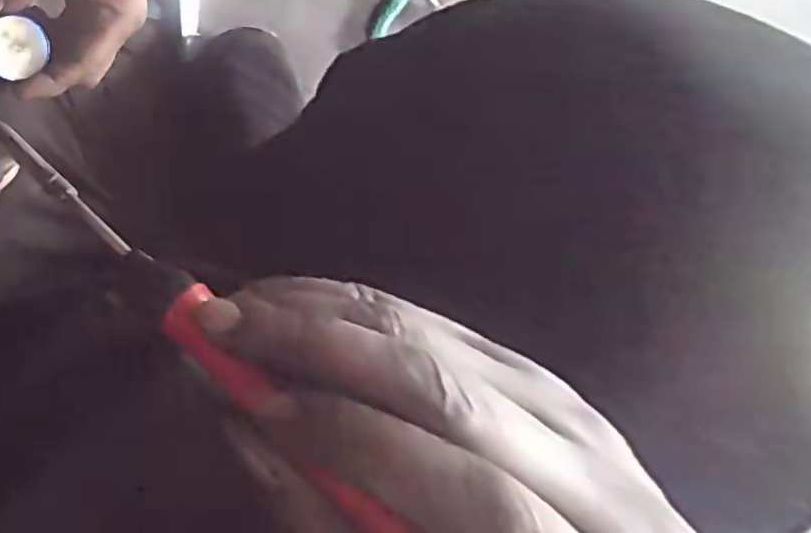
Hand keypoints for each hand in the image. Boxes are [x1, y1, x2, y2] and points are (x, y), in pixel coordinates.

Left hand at [0, 0, 159, 97]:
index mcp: (116, 21)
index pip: (81, 68)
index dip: (49, 83)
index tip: (16, 88)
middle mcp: (115, 26)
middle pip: (80, 67)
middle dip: (47, 72)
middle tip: (10, 70)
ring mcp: (106, 15)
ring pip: (73, 50)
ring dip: (46, 52)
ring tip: (11, 49)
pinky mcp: (95, 3)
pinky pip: (69, 29)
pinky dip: (48, 32)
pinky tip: (25, 23)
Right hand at [195, 279, 695, 532]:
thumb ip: (323, 518)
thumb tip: (241, 426)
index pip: (477, 493)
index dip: (357, 442)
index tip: (255, 407)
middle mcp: (591, 474)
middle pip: (434, 381)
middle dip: (309, 341)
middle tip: (219, 321)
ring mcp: (561, 406)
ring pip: (417, 327)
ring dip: (311, 305)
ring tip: (240, 303)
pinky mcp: (525, 365)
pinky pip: (417, 312)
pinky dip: (338, 300)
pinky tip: (288, 301)